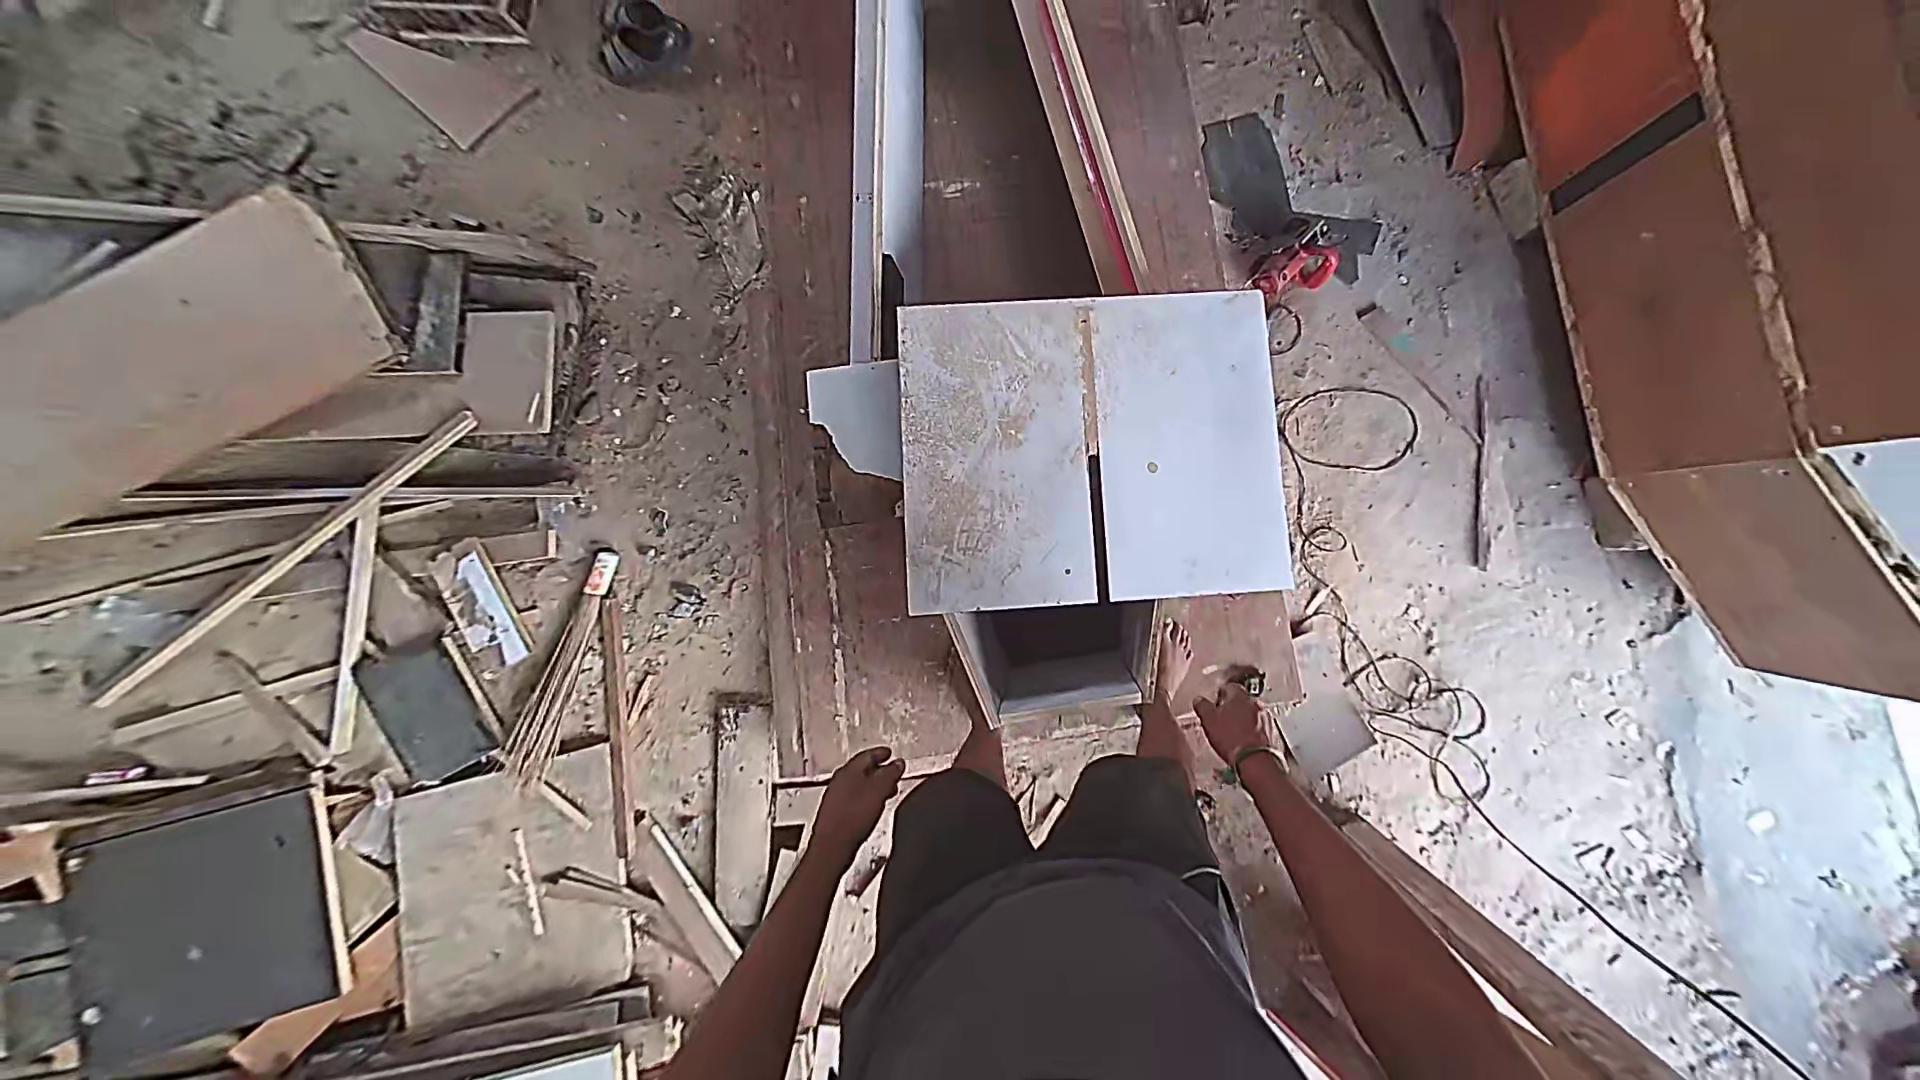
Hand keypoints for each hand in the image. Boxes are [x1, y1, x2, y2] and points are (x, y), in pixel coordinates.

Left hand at [809, 747, 905, 873]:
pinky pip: (852, 799)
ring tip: (886, 792)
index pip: (867, 755)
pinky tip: (871, 808)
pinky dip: (864, 799)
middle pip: (861, 769)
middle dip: (878, 770)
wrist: (832, 848)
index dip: (881, 753)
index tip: (889, 753)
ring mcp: (834, 798)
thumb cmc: (852, 819)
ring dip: (873, 786)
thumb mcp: (879, 791)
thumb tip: (898, 763)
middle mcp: (839, 781)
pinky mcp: (834, 814)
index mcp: (849, 771)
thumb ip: (890, 774)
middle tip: (891, 772)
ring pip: (857, 785)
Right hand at [1193, 683, 1281, 770]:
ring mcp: (1267, 719)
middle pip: (1242, 701)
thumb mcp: (1208, 720)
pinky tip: (1245, 742)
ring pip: (1253, 714)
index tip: (1215, 702)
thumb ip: (1202, 706)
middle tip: (1223, 719)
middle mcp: (1255, 704)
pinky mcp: (1274, 734)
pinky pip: (1261, 729)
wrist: (1256, 761)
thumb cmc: (1233, 739)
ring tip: (1234, 733)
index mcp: (1238, 696)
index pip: (1229, 687)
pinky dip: (1254, 733)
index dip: (1220, 695)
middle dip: (1233, 708)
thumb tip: (1199, 701)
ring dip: (1245, 720)